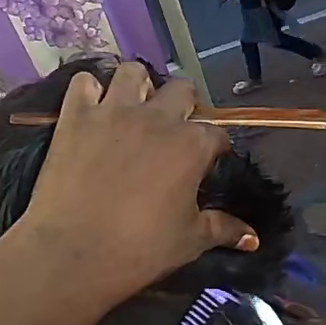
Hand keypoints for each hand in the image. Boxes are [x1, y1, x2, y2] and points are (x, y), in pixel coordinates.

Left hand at [6, 62, 256, 314]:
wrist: (73, 252)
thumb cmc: (139, 250)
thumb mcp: (189, 241)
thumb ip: (222, 229)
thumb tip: (253, 237)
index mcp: (190, 145)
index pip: (215, 134)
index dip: (214, 149)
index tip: (206, 164)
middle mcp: (156, 117)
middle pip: (181, 90)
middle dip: (183, 106)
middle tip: (172, 132)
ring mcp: (112, 111)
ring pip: (133, 72)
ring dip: (138, 86)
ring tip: (134, 110)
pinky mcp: (74, 116)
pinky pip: (83, 82)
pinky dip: (89, 91)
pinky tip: (92, 108)